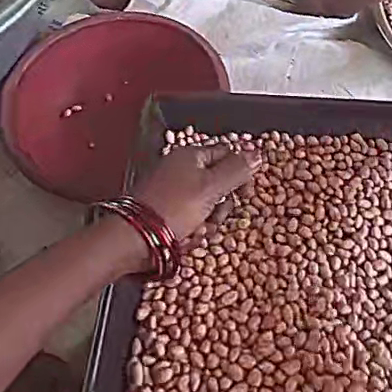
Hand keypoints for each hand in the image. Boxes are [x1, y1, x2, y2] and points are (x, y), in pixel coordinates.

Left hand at [131, 141, 260, 239]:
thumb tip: (257, 153)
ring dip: (207, 222)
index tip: (246, 195)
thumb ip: (236, 170)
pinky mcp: (164, 211)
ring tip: (197, 231)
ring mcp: (171, 191)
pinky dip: (192, 230)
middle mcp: (180, 169)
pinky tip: (186, 238)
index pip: (227, 155)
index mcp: (190, 156)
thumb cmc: (173, 208)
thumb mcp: (211, 188)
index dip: (241, 174)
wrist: (134, 238)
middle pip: (217, 184)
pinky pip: (190, 219)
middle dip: (221, 206)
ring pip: (205, 205)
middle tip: (214, 217)